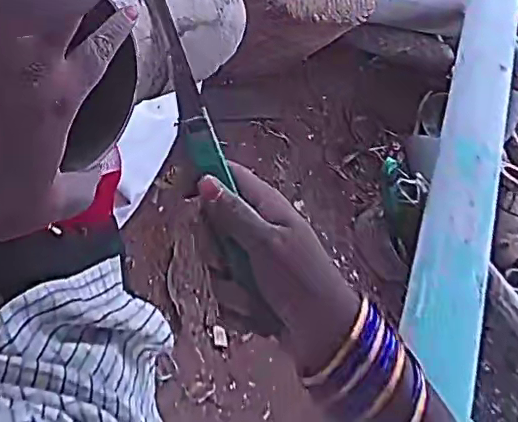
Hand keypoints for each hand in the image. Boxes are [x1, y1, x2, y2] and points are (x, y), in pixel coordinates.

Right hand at [197, 163, 362, 373]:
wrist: (332, 344)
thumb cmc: (304, 284)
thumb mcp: (267, 244)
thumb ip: (233, 212)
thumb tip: (205, 179)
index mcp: (265, 205)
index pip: (226, 173)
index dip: (203, 178)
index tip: (185, 197)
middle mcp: (255, 227)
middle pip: (211, 221)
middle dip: (213, 248)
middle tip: (227, 260)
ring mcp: (252, 258)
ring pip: (215, 259)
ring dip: (228, 283)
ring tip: (252, 295)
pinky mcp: (249, 287)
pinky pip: (224, 289)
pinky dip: (237, 304)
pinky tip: (257, 313)